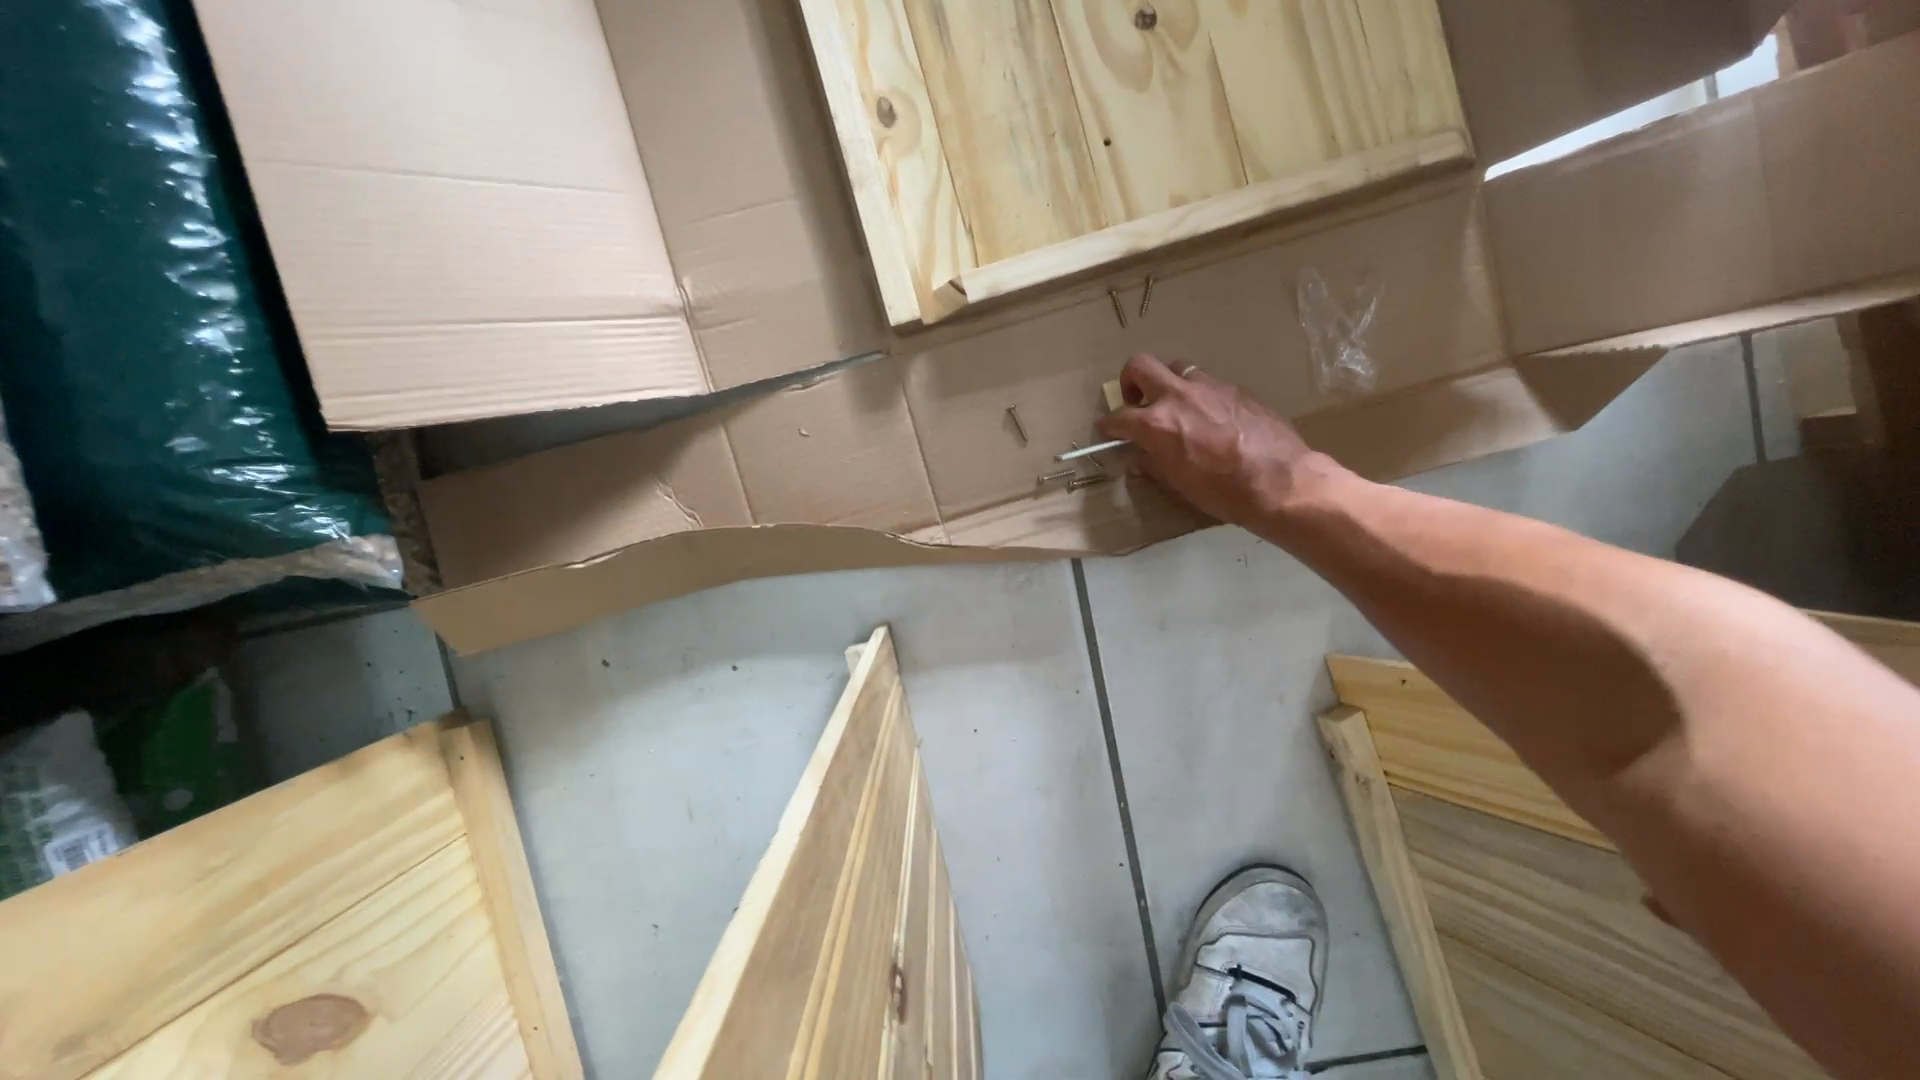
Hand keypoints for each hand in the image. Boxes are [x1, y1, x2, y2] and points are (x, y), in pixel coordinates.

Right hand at [1097, 354, 1328, 531]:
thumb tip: (1138, 457)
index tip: (1107, 430)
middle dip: (1130, 380)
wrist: (1280, 481)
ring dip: (1169, 384)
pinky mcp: (1236, 388)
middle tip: (1136, 401)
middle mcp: (1179, 396)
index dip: (1108, 425)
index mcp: (1157, 423)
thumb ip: (1153, 463)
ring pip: (1177, 369)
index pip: (1118, 417)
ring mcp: (1209, 387)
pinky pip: (1208, 383)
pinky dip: (1200, 396)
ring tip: (1176, 407)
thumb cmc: (1223, 492)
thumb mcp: (1179, 483)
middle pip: (1141, 366)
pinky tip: (1211, 418)